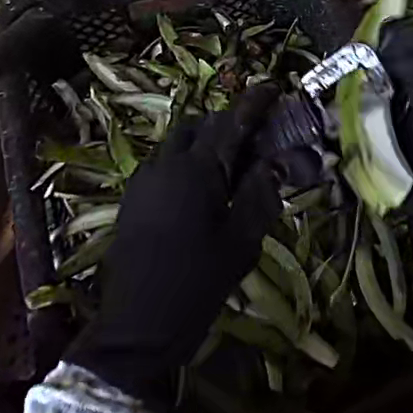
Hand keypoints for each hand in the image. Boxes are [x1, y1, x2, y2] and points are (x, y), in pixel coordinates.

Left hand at [64, 85, 279, 403]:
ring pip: (178, 141)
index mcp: (196, 172)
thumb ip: (261, 192)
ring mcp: (144, 181)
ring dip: (206, 138)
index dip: (254, 103)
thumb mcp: (242, 239)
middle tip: (259, 132)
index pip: (231, 123)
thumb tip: (280, 158)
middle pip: (200, 124)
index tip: (274, 86)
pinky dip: (187, 157)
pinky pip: (163, 161)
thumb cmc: (198, 282)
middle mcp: (165, 166)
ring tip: (233, 157)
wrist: (137, 325)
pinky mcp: (133, 198)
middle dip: (230, 120)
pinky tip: (204, 183)